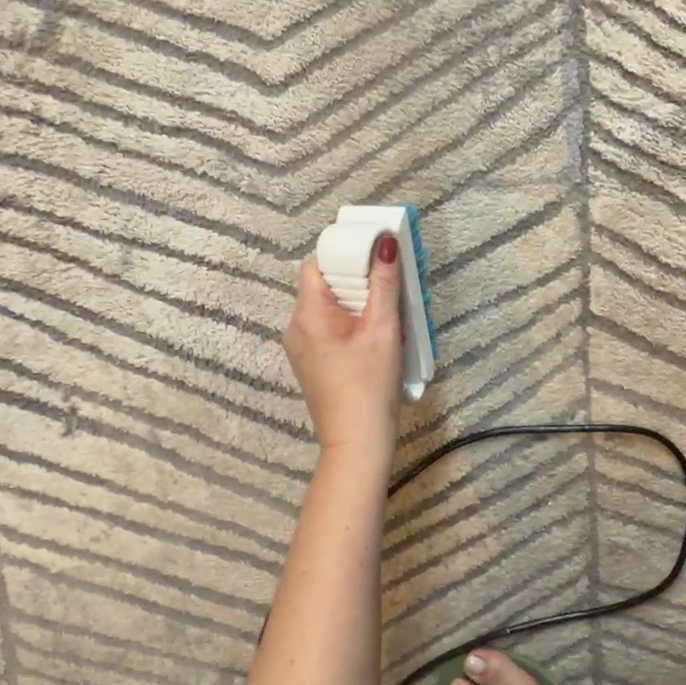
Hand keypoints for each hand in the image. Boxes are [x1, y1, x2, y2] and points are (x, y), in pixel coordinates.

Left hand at [282, 234, 403, 459]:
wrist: (357, 440)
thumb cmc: (370, 384)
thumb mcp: (383, 329)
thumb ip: (384, 284)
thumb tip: (386, 243)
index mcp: (307, 314)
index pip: (317, 263)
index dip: (345, 254)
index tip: (375, 254)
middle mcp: (295, 326)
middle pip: (323, 284)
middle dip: (356, 278)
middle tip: (389, 279)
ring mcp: (301, 346)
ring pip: (328, 306)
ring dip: (357, 301)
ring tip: (388, 307)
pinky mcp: (311, 361)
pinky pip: (328, 326)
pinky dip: (351, 320)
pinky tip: (375, 332)